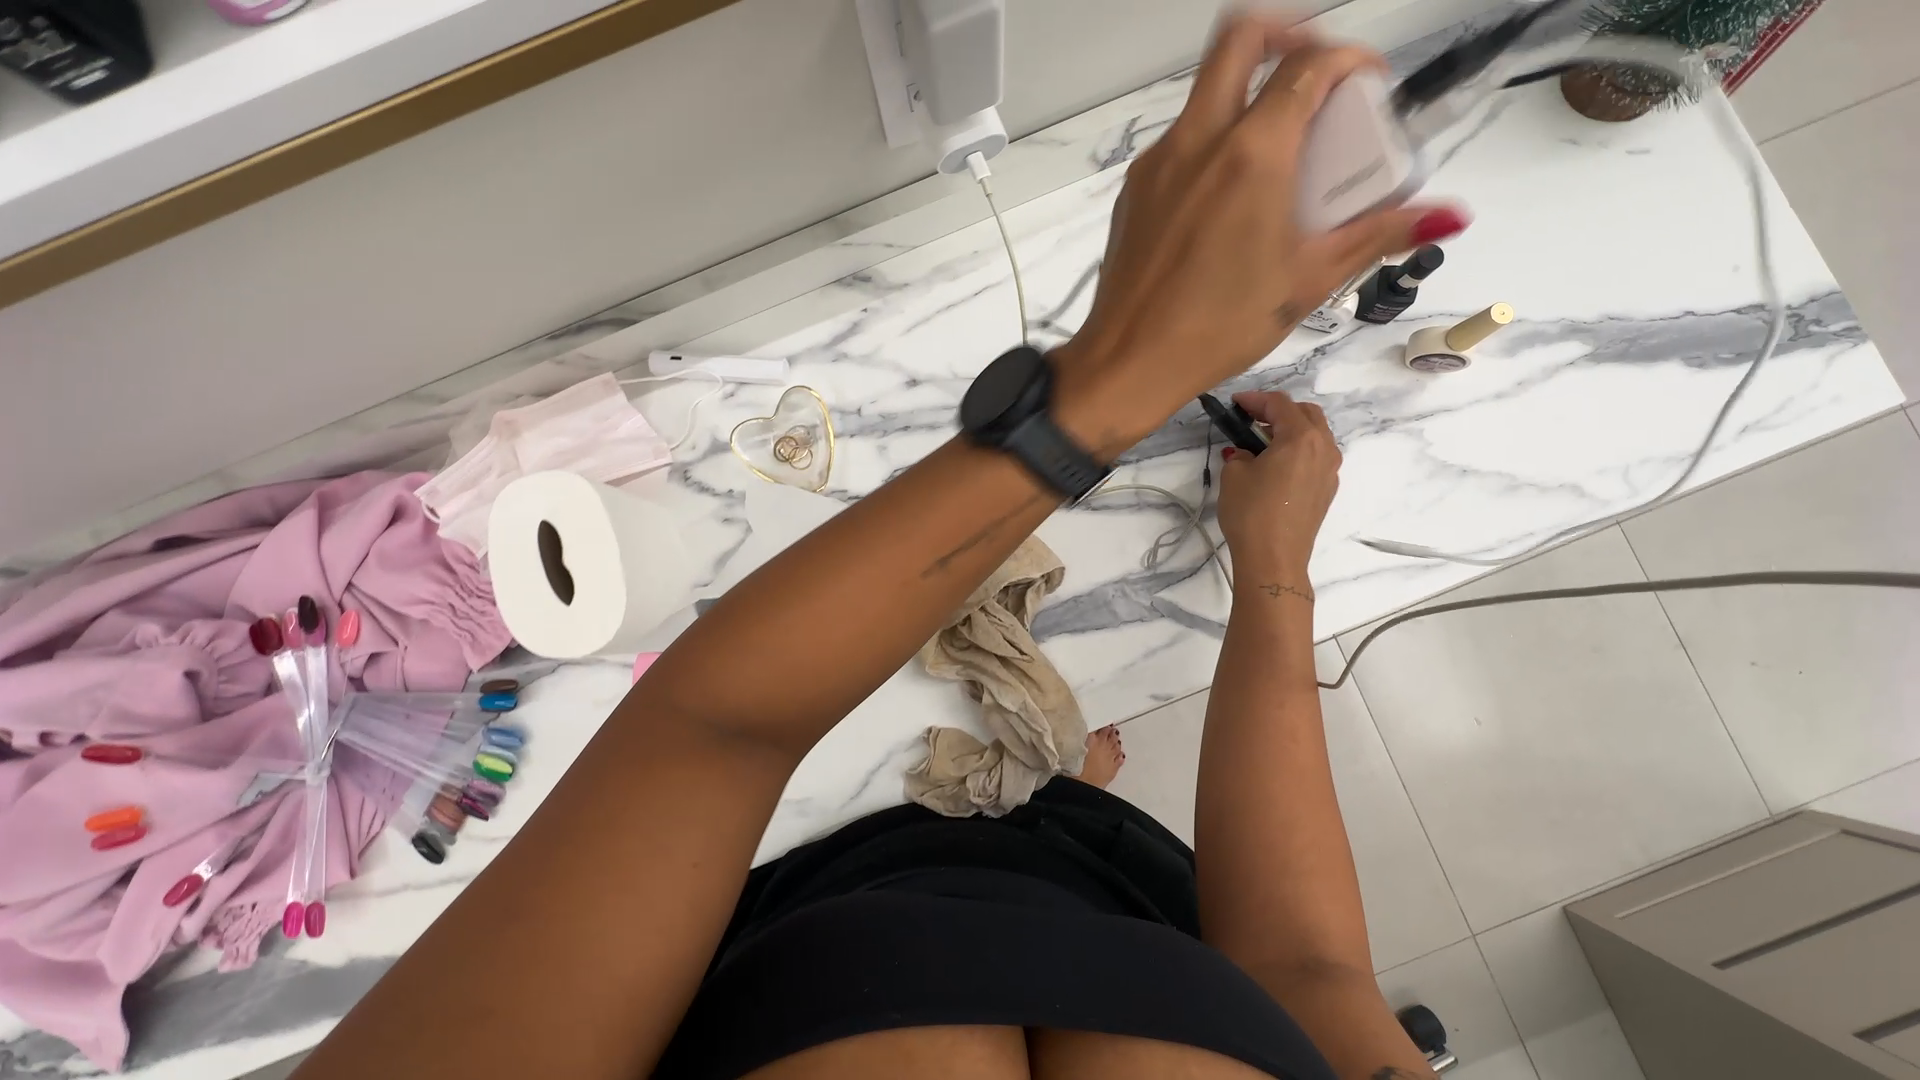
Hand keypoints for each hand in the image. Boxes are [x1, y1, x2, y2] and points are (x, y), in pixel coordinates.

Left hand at [1055, 14, 1468, 441]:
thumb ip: (1377, 236)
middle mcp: (1197, 142)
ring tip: (1277, 150)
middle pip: (1239, 41)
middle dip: (1285, 35)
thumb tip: (1446, 216)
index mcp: (1250, 155)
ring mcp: (1156, 164)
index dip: (1349, 59)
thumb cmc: (1218, 327)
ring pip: (1203, 94)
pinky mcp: (1133, 191)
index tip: (1367, 86)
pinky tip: (1228, 196)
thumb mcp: (1307, 282)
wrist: (1128, 363)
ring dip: (1244, 95)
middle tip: (1313, 77)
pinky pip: (1178, 142)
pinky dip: (1211, 142)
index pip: (1308, 64)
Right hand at [1215, 390, 1341, 588]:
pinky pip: (1316, 457)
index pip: (1280, 404)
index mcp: (1302, 437)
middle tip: (1251, 419)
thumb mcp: (1234, 475)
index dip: (1255, 399)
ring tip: (1263, 442)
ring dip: (1291, 431)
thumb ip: (1240, 454)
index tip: (1235, 403)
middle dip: (1278, 411)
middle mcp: (1324, 448)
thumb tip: (1246, 453)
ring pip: (1315, 435)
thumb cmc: (1252, 512)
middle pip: (1305, 414)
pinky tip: (1276, 465)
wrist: (1274, 557)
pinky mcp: (1328, 489)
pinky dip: (1298, 451)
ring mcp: (1330, 470)